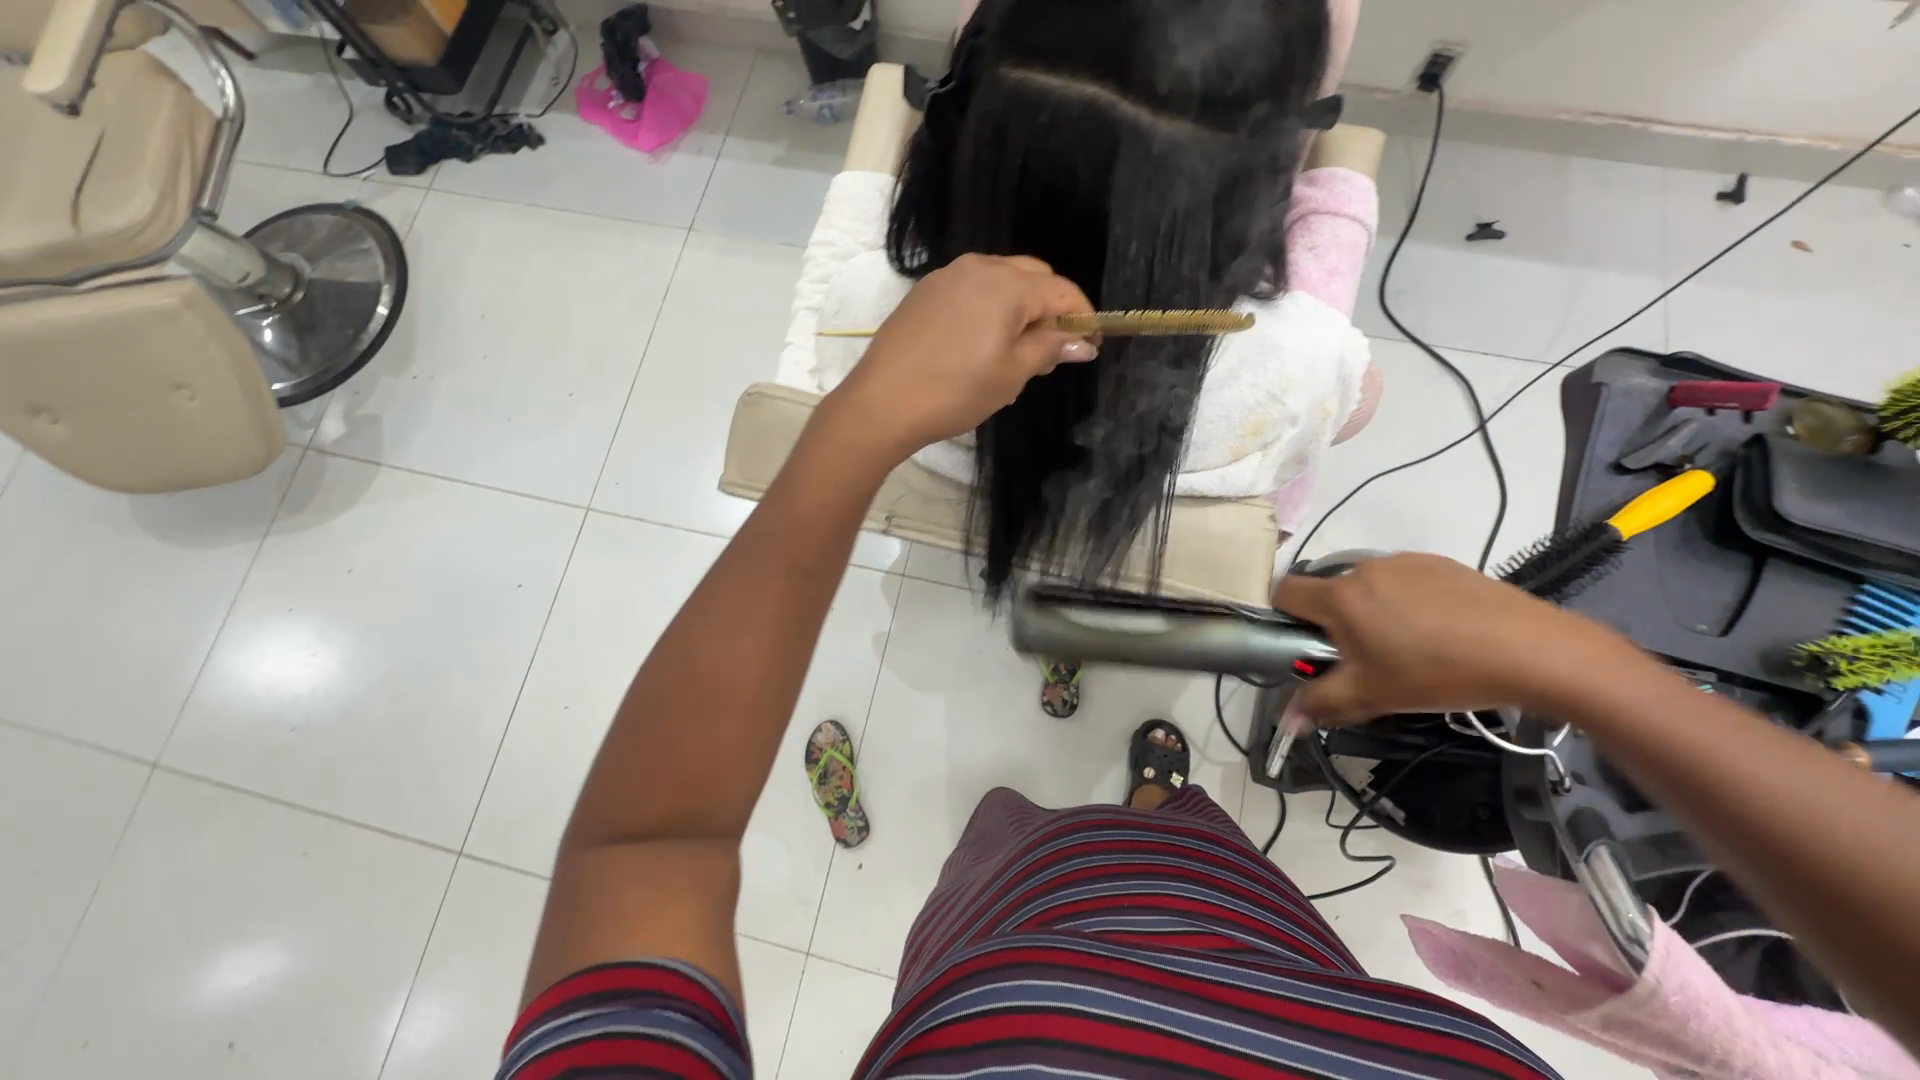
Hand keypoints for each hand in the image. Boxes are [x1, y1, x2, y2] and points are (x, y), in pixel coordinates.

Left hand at [822, 254, 1095, 463]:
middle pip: (1033, 277)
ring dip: (1019, 310)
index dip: (1083, 317)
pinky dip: (989, 311)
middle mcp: (979, 267)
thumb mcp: (1012, 373)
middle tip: (1051, 354)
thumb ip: (1050, 349)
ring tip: (1015, 356)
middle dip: (1050, 310)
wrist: (881, 403)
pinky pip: (972, 291)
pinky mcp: (925, 293)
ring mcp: (947, 277)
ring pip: (1001, 282)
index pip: (1062, 290)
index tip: (1091, 346)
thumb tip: (1083, 341)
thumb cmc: (955, 391)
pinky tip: (981, 348)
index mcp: (1007, 284)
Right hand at [1271, 553, 1647, 723]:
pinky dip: (1406, 603)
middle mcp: (1365, 569)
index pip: (1285, 590)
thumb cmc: (1436, 673)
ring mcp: (1405, 562)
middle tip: (1361, 659)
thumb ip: (1321, 704)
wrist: (1528, 650)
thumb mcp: (1373, 696)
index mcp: (1340, 597)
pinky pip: (1404, 581)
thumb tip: (1287, 721)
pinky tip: (1437, 633)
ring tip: (1406, 648)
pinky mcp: (1441, 563)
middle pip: (1328, 591)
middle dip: (1333, 622)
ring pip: (1368, 587)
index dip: (1282, 616)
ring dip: (1371, 612)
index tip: (1301, 645)